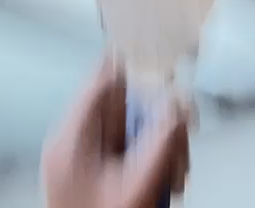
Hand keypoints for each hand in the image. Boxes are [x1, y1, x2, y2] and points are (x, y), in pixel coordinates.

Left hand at [42, 60, 189, 207]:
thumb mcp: (139, 186)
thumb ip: (163, 138)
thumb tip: (182, 99)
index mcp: (72, 135)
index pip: (105, 75)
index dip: (139, 68)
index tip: (171, 75)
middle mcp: (73, 139)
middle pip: (127, 103)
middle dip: (160, 122)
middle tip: (180, 150)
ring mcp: (83, 156)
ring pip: (133, 126)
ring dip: (161, 145)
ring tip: (175, 179)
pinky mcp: (94, 172)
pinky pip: (129, 148)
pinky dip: (151, 160)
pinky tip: (165, 184)